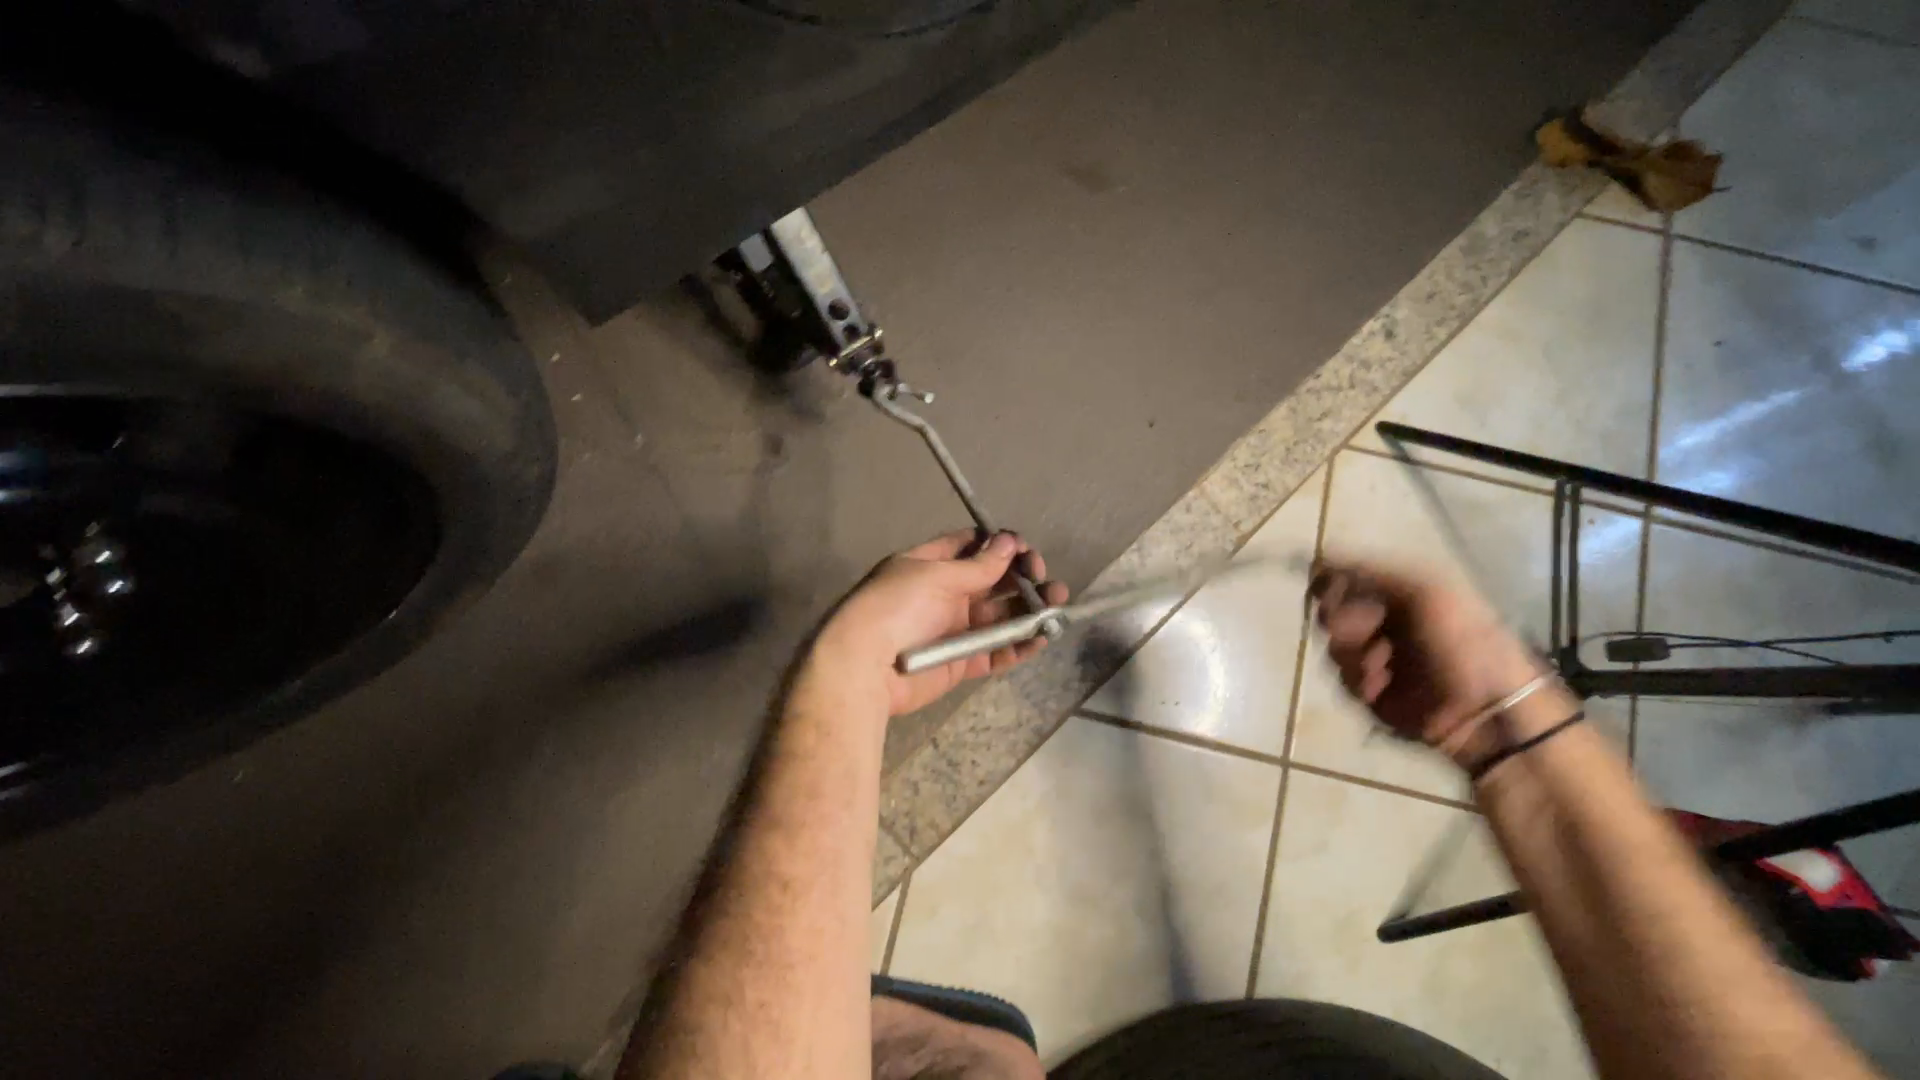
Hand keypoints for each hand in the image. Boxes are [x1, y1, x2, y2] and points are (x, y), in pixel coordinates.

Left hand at [807, 530, 1068, 717]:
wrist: (865, 667)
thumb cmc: (896, 607)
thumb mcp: (935, 576)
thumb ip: (977, 565)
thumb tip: (1009, 542)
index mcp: (929, 565)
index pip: (971, 547)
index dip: (1001, 546)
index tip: (1025, 550)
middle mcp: (943, 594)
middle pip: (991, 581)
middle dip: (1022, 577)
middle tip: (1046, 579)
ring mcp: (953, 629)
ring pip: (1000, 616)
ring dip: (1030, 609)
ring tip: (1057, 605)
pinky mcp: (961, 662)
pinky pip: (996, 651)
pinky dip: (1020, 644)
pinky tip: (1042, 636)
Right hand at [1311, 559, 1550, 765]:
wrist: (1489, 708)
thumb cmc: (1466, 641)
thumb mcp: (1427, 591)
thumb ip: (1371, 572)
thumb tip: (1319, 558)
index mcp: (1398, 595)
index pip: (1345, 580)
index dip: (1329, 584)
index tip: (1324, 591)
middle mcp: (1383, 625)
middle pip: (1330, 615)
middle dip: (1341, 622)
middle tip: (1365, 632)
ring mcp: (1377, 661)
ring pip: (1334, 650)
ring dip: (1352, 656)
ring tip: (1382, 666)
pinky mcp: (1373, 695)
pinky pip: (1343, 683)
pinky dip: (1358, 682)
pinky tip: (1381, 685)